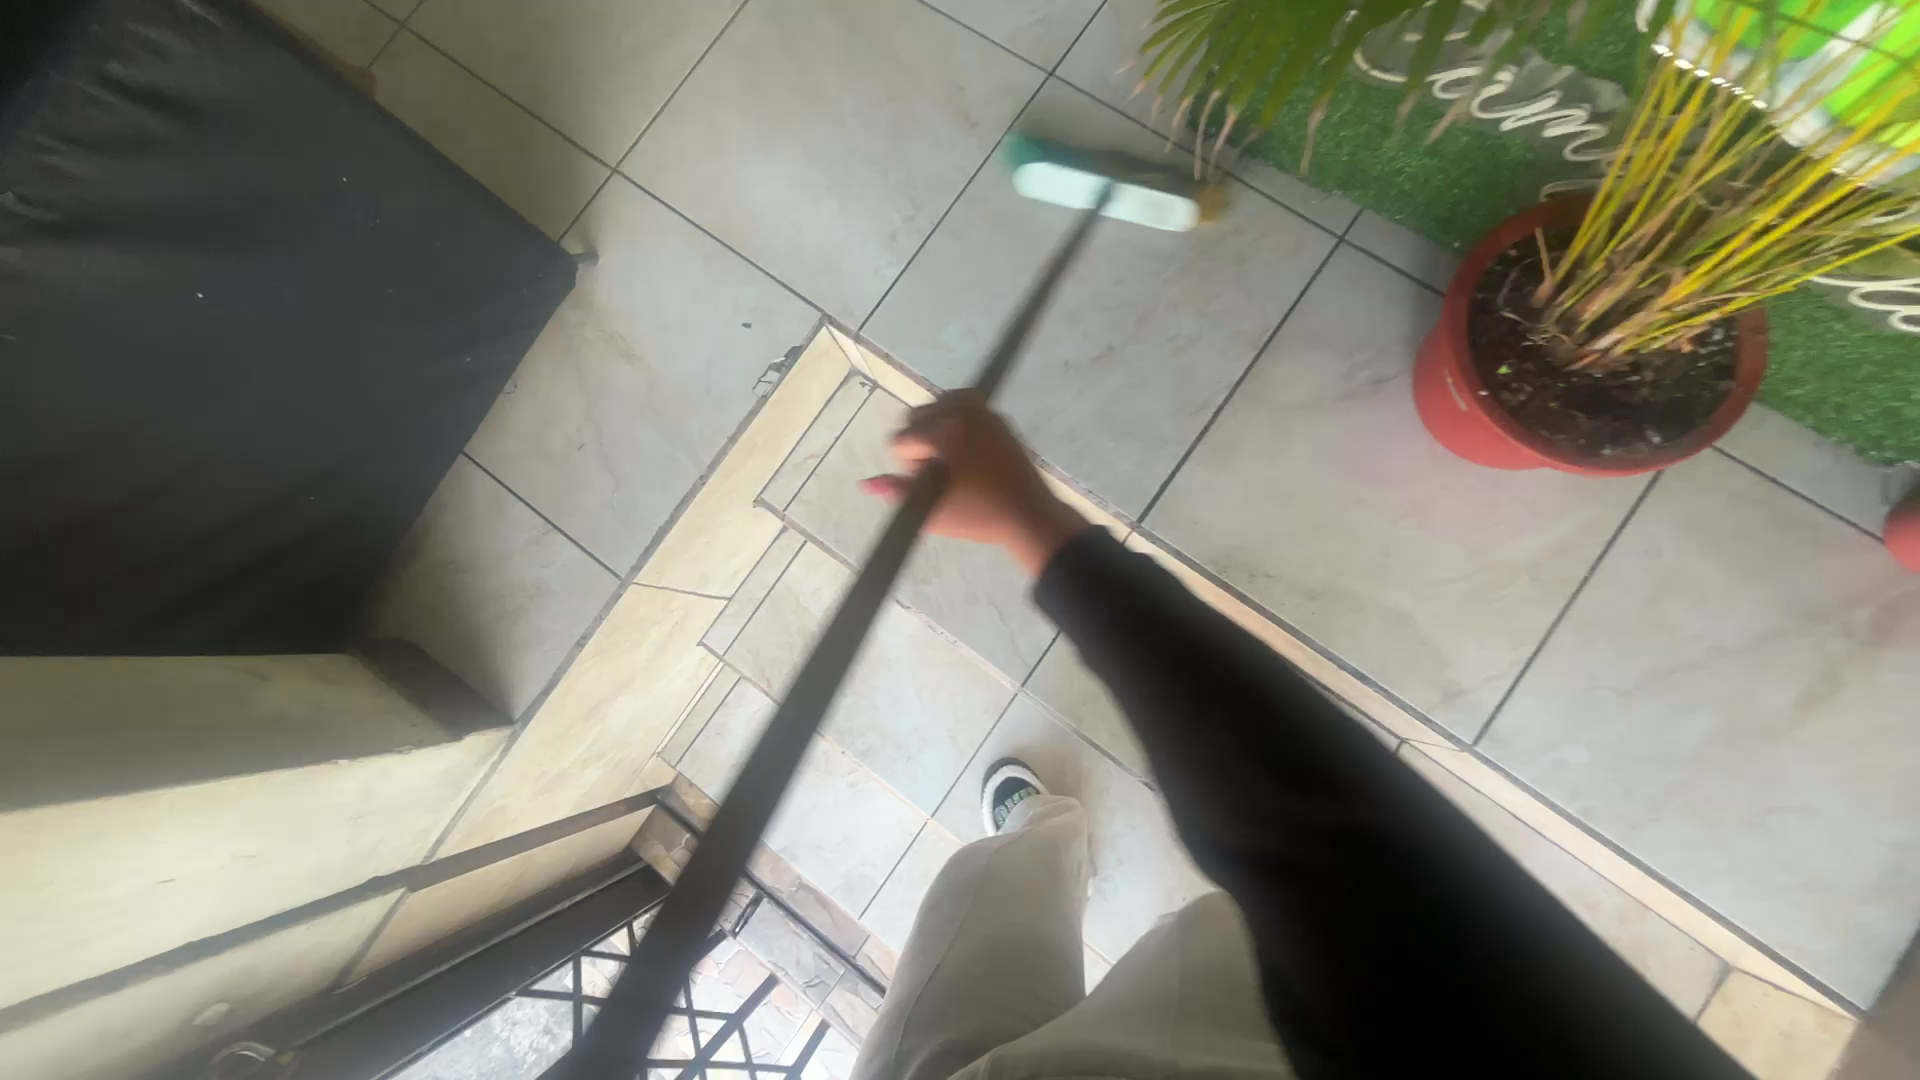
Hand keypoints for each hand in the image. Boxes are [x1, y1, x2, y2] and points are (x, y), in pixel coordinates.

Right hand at [861, 392, 1087, 575]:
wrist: (1026, 514)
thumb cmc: (977, 516)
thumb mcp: (932, 510)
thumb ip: (897, 492)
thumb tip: (866, 484)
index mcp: (941, 434)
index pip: (900, 440)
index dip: (907, 465)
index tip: (927, 482)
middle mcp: (959, 413)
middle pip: (916, 417)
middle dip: (918, 442)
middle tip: (936, 470)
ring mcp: (982, 411)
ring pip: (938, 405)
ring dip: (934, 426)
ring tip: (947, 456)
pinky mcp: (997, 415)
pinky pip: (964, 402)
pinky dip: (956, 415)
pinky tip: (961, 440)